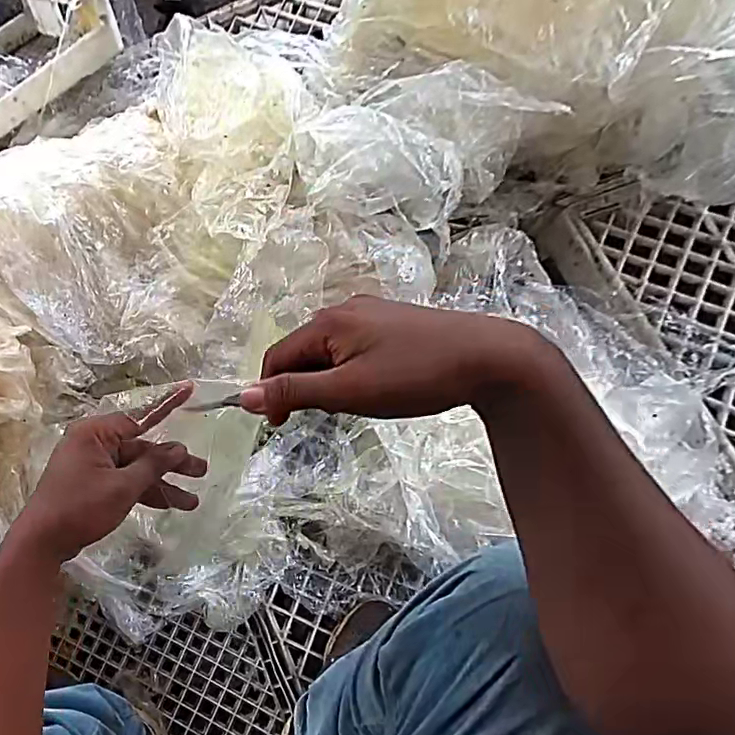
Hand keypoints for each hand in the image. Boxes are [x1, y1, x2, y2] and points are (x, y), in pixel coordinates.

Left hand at [10, 385, 210, 562]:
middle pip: (141, 448)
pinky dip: (144, 492)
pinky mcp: (91, 486)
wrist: (42, 541)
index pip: (140, 418)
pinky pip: (124, 482)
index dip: (168, 407)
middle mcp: (93, 443)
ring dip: (161, 484)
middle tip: (201, 471)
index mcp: (95, 433)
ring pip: (135, 469)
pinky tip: (169, 504)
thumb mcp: (122, 486)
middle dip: (171, 462)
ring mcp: (91, 466)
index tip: (189, 390)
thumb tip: (178, 448)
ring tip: (192, 501)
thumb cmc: (80, 507)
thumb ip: (153, 465)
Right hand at [238, 295, 545, 424]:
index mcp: (328, 322)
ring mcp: (372, 313)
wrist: (491, 358)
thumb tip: (244, 396)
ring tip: (356, 403)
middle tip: (329, 414)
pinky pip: (352, 347)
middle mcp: (345, 309)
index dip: (271, 393)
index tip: (281, 425)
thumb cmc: (414, 376)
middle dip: (303, 386)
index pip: (277, 357)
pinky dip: (349, 370)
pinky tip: (376, 386)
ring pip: (328, 351)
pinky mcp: (393, 322)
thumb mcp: (347, 391)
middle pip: (302, 352)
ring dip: (327, 380)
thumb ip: (294, 392)